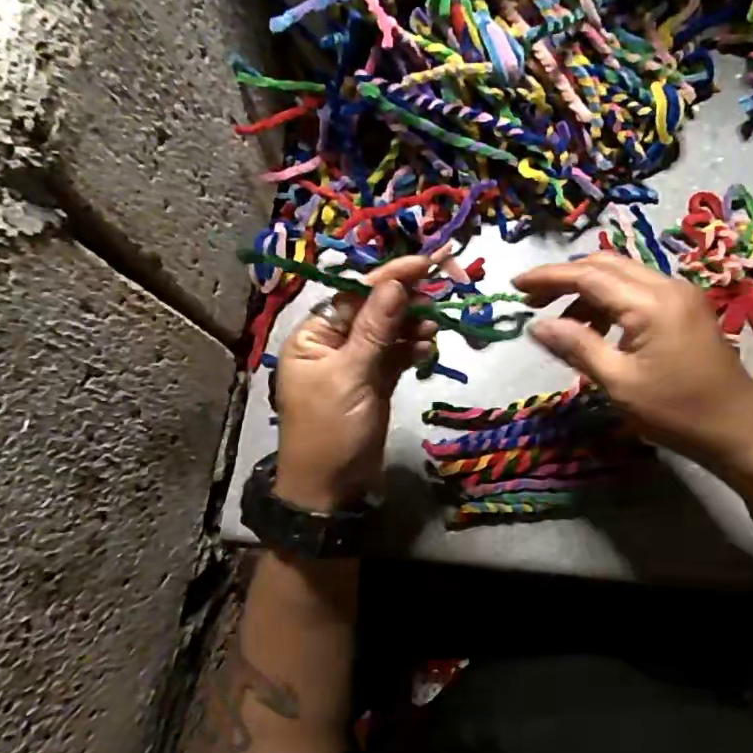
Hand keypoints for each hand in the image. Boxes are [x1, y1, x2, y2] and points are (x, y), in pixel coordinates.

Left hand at [272, 255, 437, 510]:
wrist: (332, 492)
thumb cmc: (330, 432)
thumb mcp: (351, 376)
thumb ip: (375, 329)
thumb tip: (395, 283)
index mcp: (313, 335)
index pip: (353, 294)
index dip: (388, 277)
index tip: (424, 261)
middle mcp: (332, 343)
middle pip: (373, 309)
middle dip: (405, 300)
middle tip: (440, 290)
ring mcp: (355, 364)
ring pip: (388, 332)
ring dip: (412, 326)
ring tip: (435, 327)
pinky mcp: (374, 383)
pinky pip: (396, 355)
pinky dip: (412, 349)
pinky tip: (428, 347)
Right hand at [514, 253, 752, 467]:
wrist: (739, 430)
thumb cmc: (676, 412)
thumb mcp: (618, 383)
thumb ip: (576, 347)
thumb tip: (535, 326)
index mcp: (650, 303)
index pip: (589, 275)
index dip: (548, 277)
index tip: (515, 286)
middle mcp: (667, 287)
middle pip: (606, 265)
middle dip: (566, 277)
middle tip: (533, 301)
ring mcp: (680, 295)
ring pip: (622, 275)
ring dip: (588, 290)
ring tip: (562, 324)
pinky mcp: (686, 309)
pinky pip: (638, 290)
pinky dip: (610, 301)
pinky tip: (596, 329)